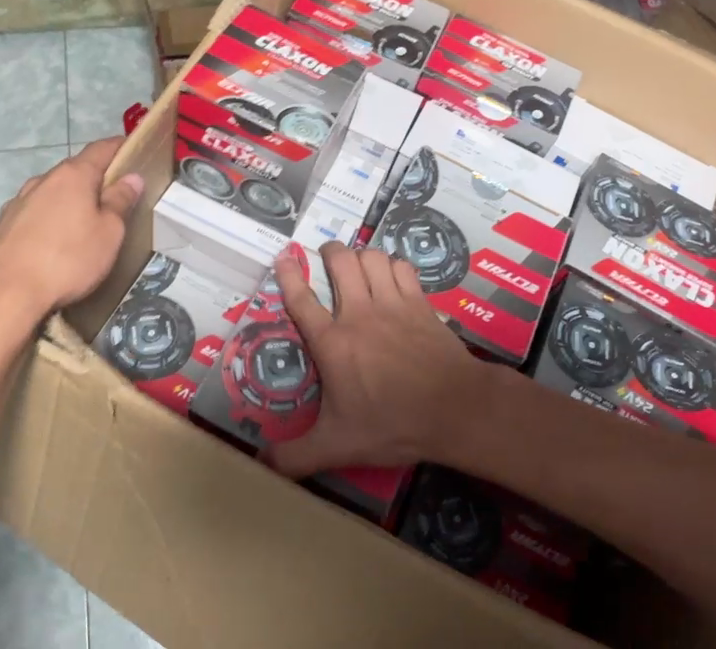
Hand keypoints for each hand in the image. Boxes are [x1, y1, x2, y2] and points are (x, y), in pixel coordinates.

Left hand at [0, 138, 145, 340]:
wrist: (6, 295)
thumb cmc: (69, 260)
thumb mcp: (109, 233)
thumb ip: (120, 202)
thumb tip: (131, 178)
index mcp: (73, 176)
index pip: (101, 149)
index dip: (119, 146)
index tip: (133, 149)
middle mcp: (43, 180)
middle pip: (75, 170)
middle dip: (95, 178)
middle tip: (115, 196)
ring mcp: (18, 202)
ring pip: (52, 192)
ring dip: (70, 199)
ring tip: (83, 222)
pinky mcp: (3, 226)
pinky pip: (35, 212)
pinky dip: (50, 218)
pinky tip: (54, 241)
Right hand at [265, 242, 494, 477]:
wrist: (454, 409)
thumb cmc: (392, 424)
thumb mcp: (337, 447)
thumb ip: (296, 456)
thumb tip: (262, 463)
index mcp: (332, 343)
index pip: (301, 300)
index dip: (288, 275)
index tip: (284, 256)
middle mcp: (359, 314)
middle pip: (340, 262)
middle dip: (330, 251)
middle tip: (326, 257)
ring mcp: (393, 304)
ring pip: (372, 257)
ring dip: (362, 255)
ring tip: (358, 264)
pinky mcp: (420, 304)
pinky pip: (403, 268)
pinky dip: (394, 265)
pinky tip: (392, 275)